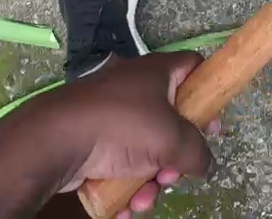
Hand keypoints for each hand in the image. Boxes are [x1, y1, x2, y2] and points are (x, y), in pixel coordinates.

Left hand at [35, 53, 214, 215]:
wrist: (59, 139)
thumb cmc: (121, 124)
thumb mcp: (171, 138)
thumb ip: (198, 152)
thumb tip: (208, 164)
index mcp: (158, 72)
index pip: (193, 66)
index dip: (208, 93)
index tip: (212, 128)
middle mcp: (137, 88)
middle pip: (172, 120)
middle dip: (175, 157)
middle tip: (170, 175)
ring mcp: (116, 115)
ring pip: (147, 150)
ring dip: (150, 181)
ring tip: (141, 198)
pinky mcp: (97, 140)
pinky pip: (123, 164)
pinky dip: (126, 186)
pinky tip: (123, 205)